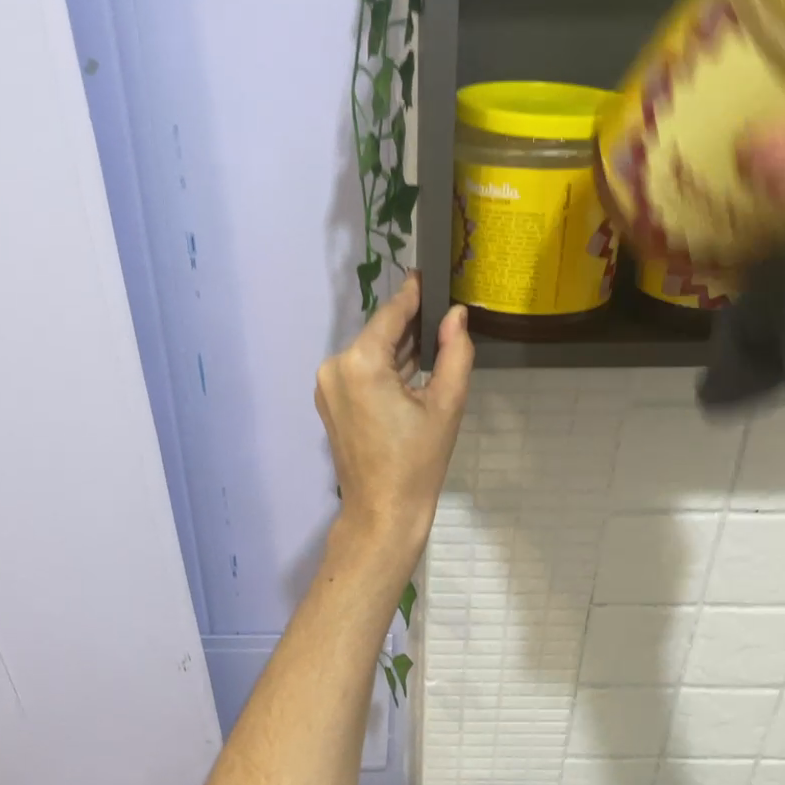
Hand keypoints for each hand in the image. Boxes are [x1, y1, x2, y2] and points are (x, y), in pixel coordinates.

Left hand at [316, 272, 473, 565]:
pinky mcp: (329, 403)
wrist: (382, 512)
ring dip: (398, 350)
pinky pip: (360, 374)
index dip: (413, 294)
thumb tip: (457, 315)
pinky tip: (412, 371)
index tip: (428, 273)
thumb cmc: (418, 461)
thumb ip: (455, 352)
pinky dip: (384, 370)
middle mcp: (334, 367)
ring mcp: (327, 386)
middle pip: (378, 334)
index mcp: (360, 363)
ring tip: (435, 342)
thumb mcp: (447, 404)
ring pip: (369, 354)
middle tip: (444, 314)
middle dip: (410, 326)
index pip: (391, 315)